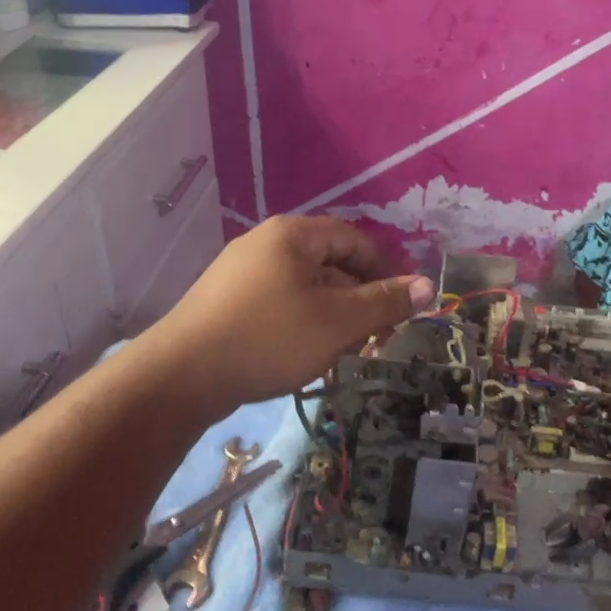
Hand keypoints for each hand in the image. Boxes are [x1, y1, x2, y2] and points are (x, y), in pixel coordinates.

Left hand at [144, 216, 432, 410]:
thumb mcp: (339, 323)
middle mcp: (265, 242)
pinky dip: (300, 323)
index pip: (355, 239)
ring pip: (305, 287)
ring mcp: (240, 271)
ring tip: (337, 352)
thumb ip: (385, 302)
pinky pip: (278, 302)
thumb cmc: (270, 339)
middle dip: (357, 300)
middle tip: (371, 338)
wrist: (181, 375)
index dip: (385, 271)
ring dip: (331, 316)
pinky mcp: (225, 301)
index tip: (398, 309)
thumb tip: (428, 285)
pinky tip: (300, 355)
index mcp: (293, 234)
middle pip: (330, 263)